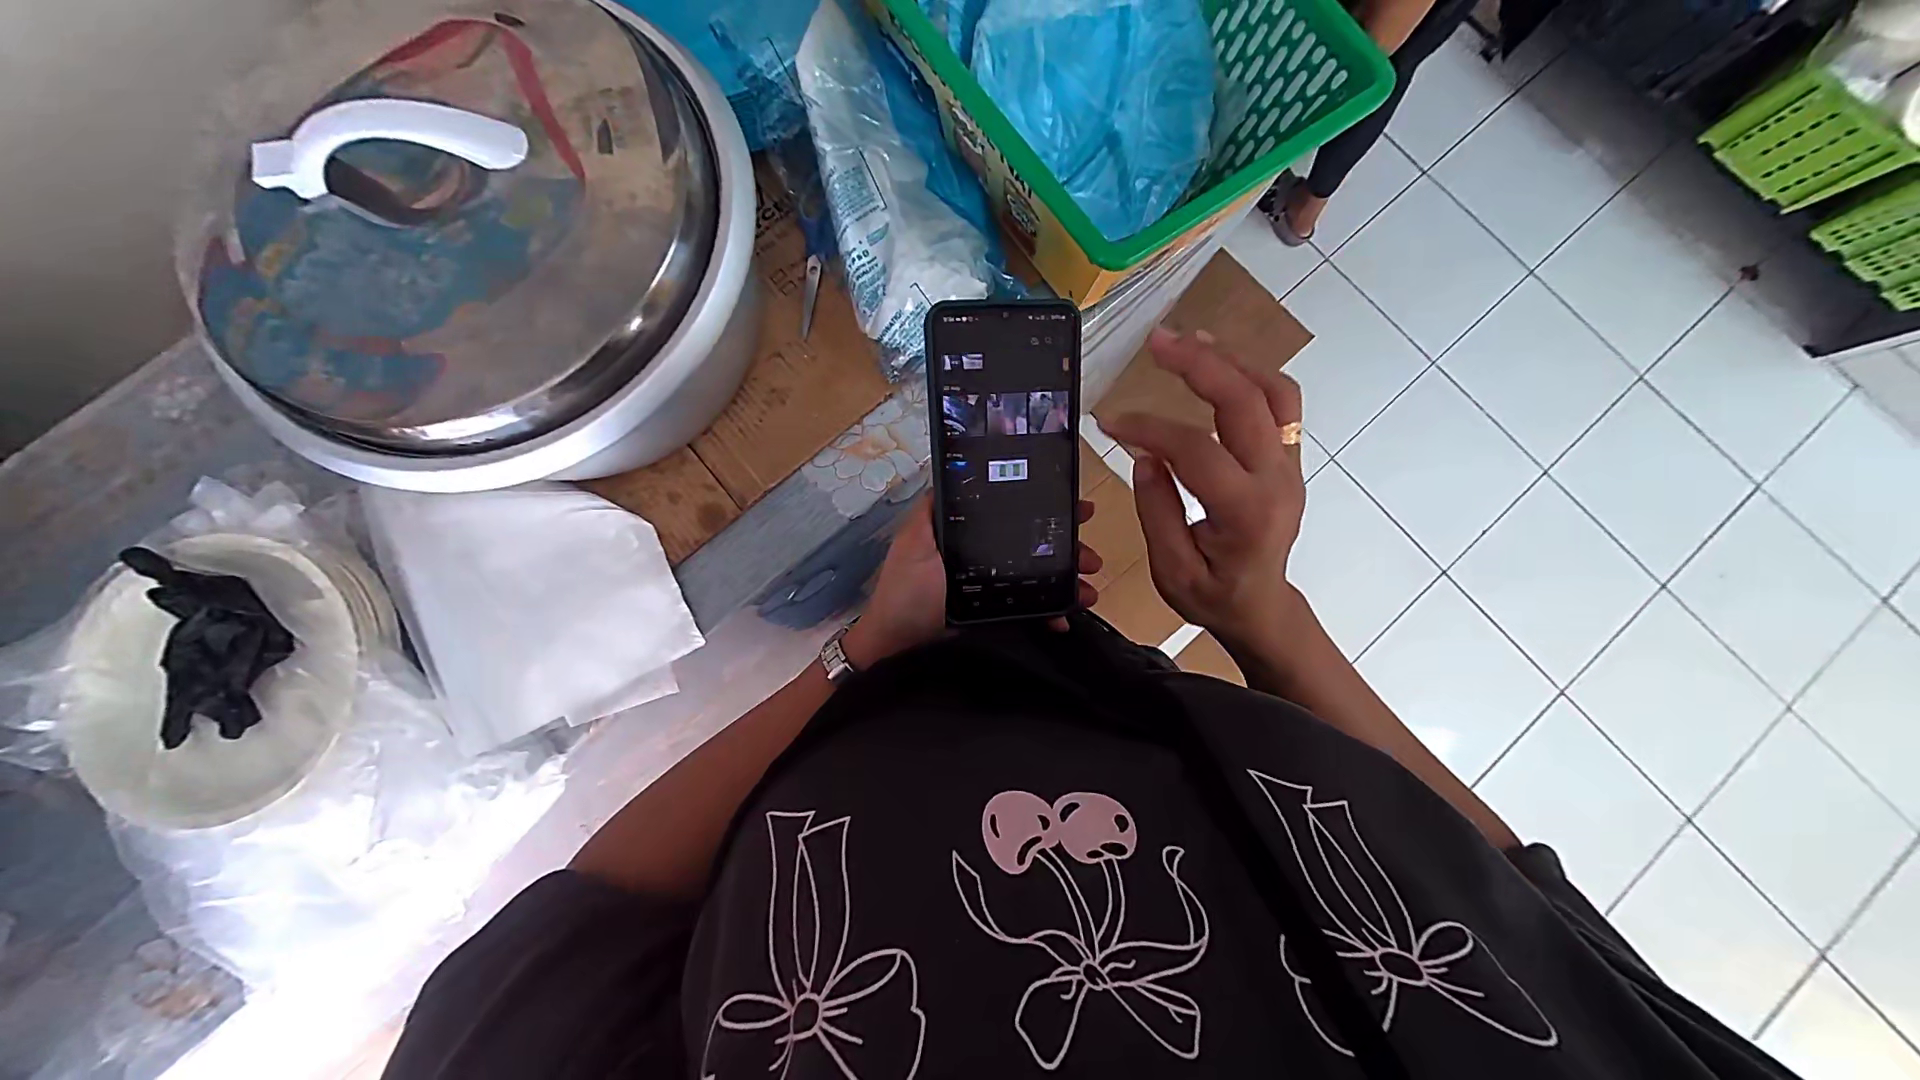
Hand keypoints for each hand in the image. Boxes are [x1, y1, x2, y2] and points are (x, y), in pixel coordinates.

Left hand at [845, 496, 1103, 667]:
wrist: (899, 645)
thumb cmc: (905, 591)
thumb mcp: (915, 542)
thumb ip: (932, 511)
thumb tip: (951, 474)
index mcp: (967, 533)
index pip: (1013, 512)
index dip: (1046, 509)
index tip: (1077, 510)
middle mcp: (983, 554)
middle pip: (1033, 544)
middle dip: (1067, 549)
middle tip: (1092, 557)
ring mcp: (990, 585)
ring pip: (1038, 576)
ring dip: (1066, 581)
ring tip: (1089, 591)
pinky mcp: (993, 612)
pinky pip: (1028, 608)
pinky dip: (1048, 613)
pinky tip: (1064, 618)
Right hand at [1101, 328, 1308, 659]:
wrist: (1261, 607)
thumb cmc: (1212, 596)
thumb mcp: (1172, 572)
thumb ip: (1157, 514)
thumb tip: (1147, 456)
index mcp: (1246, 513)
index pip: (1196, 451)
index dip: (1149, 428)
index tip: (1109, 422)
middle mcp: (1277, 480)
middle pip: (1247, 401)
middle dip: (1199, 364)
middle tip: (1156, 341)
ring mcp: (1289, 465)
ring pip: (1273, 391)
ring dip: (1230, 359)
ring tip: (1187, 341)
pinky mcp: (1288, 458)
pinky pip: (1280, 402)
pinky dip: (1248, 373)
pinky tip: (1216, 361)